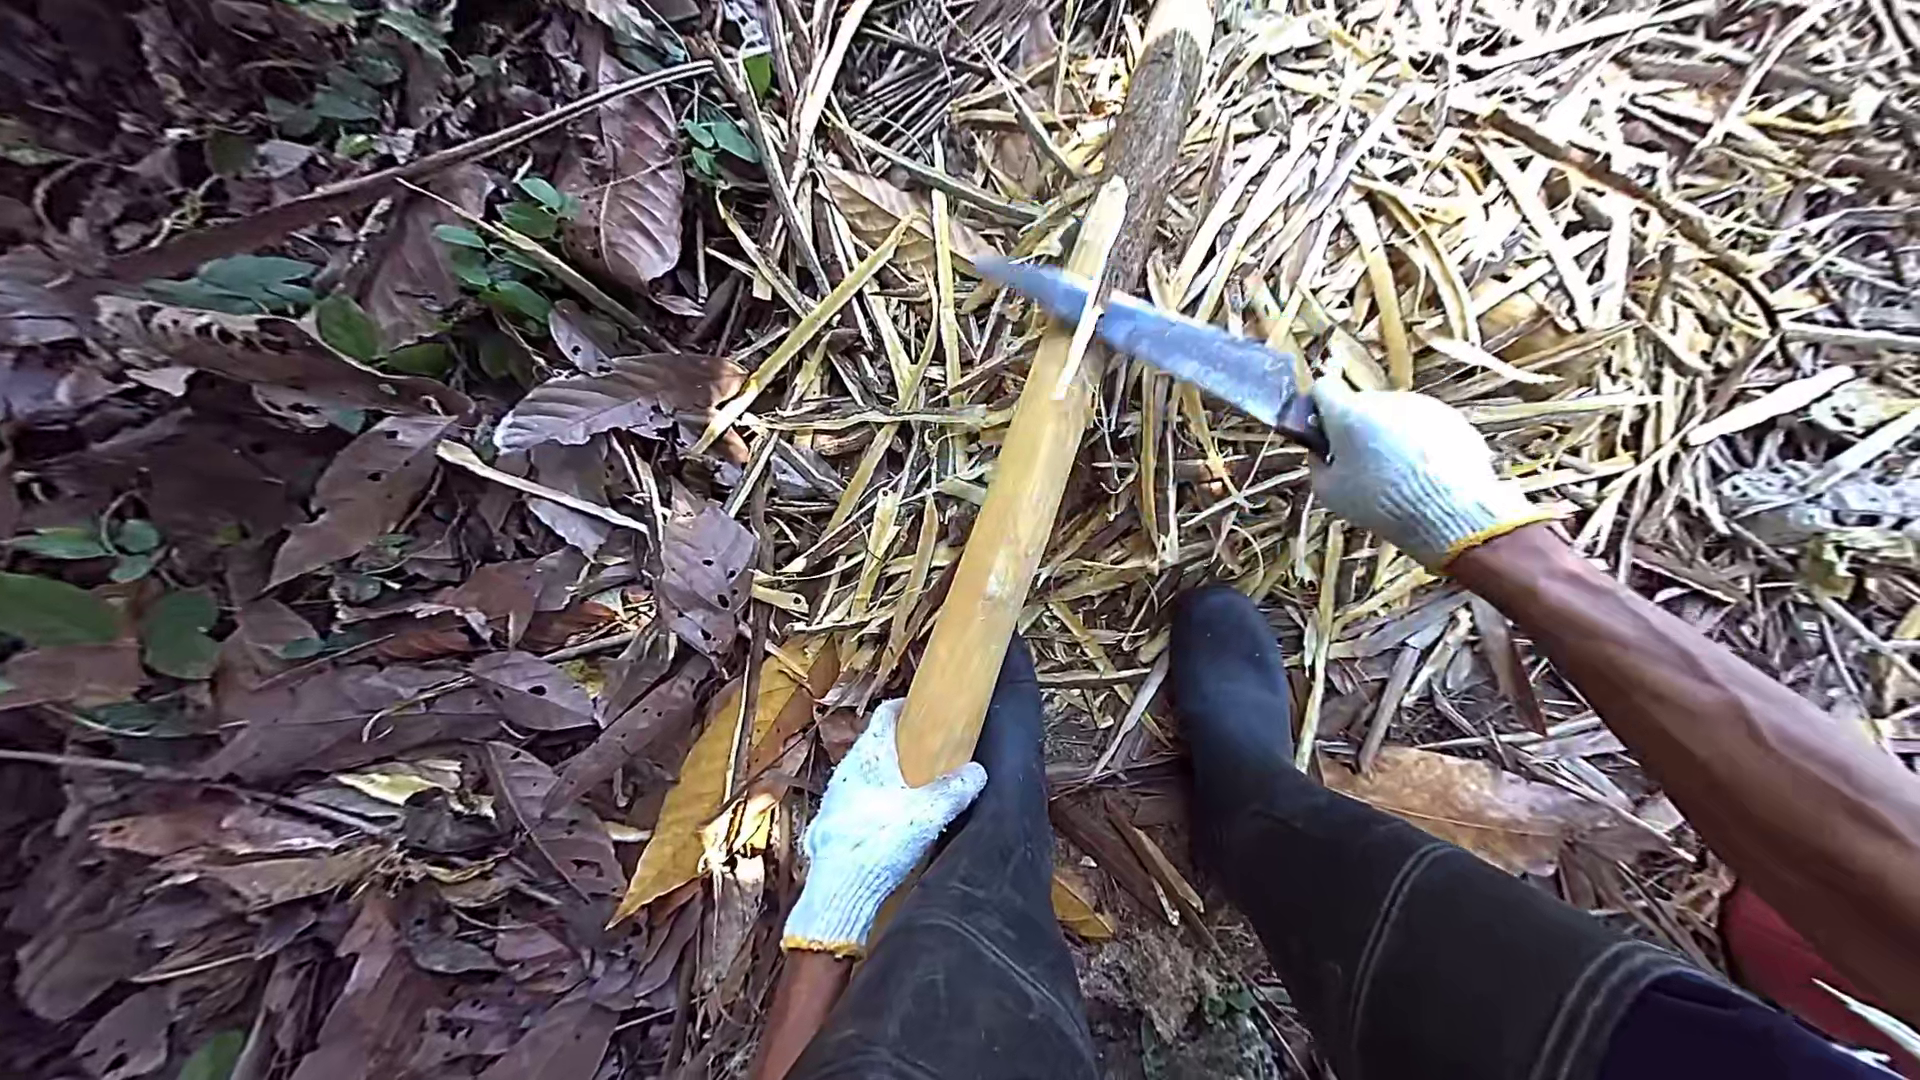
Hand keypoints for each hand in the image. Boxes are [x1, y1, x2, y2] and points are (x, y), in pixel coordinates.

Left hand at [782, 700, 986, 955]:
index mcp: (870, 754)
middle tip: (925, 751)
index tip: (920, 708)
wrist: (838, 890)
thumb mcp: (928, 813)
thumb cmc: (880, 841)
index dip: (904, 706)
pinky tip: (889, 820)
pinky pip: (855, 797)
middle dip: (899, 743)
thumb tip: (977, 772)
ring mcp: (835, 795)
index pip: (885, 713)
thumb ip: (956, 789)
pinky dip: (873, 798)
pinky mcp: (830, 821)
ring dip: (885, 772)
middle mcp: (848, 768)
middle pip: (876, 741)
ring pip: (864, 770)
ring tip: (911, 787)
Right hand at [1309, 379, 1552, 567]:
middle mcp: (1385, 400)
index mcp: (1349, 413)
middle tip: (1356, 461)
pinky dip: (1415, 442)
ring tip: (1393, 472)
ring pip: (1392, 414)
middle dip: (1355, 426)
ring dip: (1386, 434)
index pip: (1324, 387)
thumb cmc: (1377, 501)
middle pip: (1360, 403)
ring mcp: (1423, 406)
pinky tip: (1419, 472)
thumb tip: (1322, 451)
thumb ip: (1319, 462)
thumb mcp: (1327, 489)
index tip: (1322, 431)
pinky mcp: (1452, 418)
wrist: (1447, 513)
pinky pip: (1421, 425)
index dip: (1319, 407)